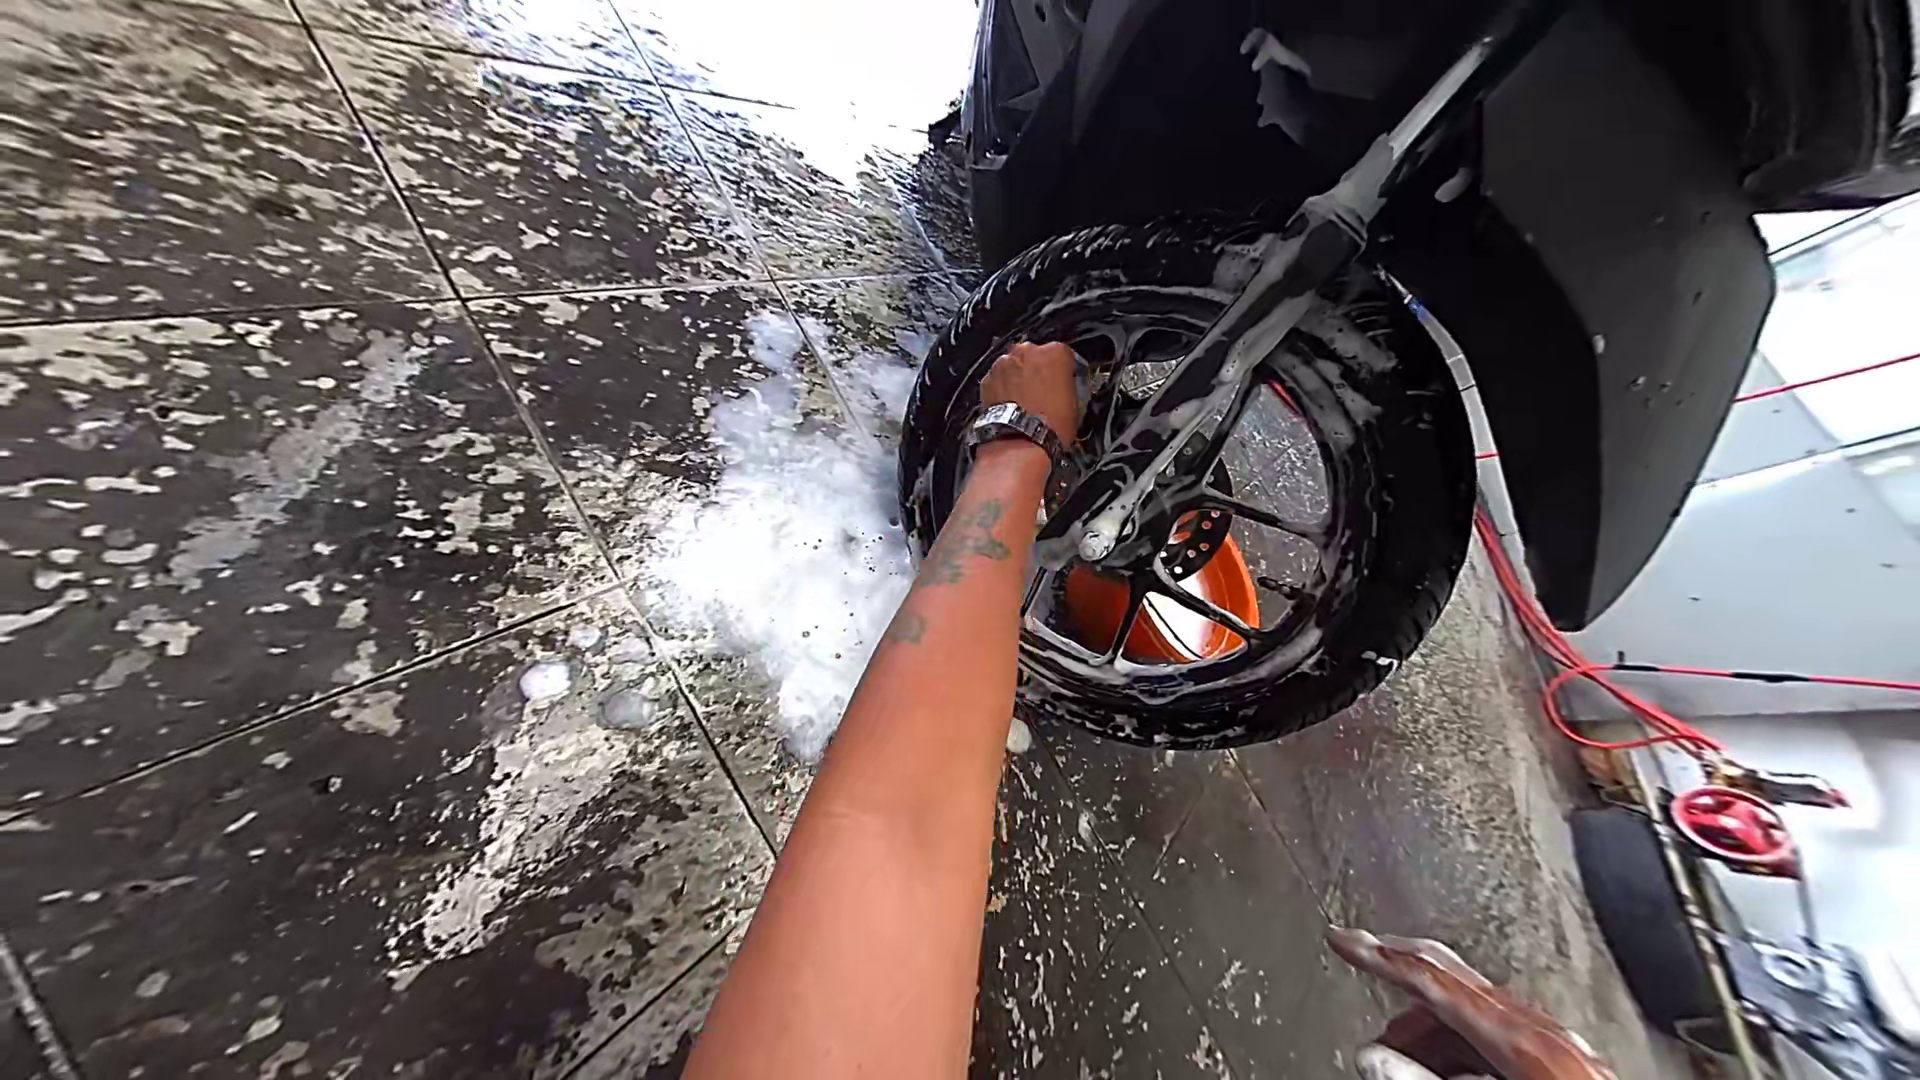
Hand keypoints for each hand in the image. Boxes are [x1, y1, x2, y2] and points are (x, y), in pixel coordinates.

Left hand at [980, 341, 1081, 445]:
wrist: (1020, 443)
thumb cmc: (1049, 426)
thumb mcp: (1076, 405)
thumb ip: (1069, 386)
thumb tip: (1065, 389)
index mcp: (1055, 352)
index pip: (1064, 356)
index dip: (1064, 372)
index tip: (1063, 383)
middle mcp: (1027, 352)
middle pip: (1034, 357)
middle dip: (1037, 373)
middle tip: (1042, 394)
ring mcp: (1003, 364)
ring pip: (1013, 367)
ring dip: (1018, 379)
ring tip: (1024, 403)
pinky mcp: (987, 380)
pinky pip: (997, 381)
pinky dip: (1002, 390)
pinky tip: (1010, 406)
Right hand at [1328, 929, 1614, 1079]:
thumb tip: (1370, 1056)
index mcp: (1520, 1039)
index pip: (1427, 975)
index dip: (1374, 954)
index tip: (1339, 937)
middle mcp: (1538, 1030)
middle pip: (1447, 976)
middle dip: (1396, 975)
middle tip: (1358, 968)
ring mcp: (1556, 1044)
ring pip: (1467, 1006)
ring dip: (1425, 1024)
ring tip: (1398, 1058)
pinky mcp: (1565, 1061)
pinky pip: (1494, 1030)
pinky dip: (1458, 1042)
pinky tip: (1446, 1069)